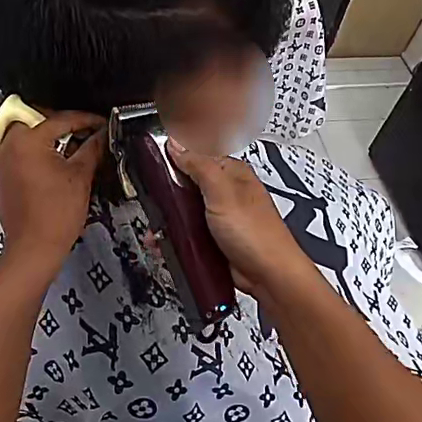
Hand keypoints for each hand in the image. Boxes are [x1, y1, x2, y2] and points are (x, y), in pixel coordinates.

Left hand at [0, 112, 105, 272]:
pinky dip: (39, 155)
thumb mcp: (81, 176)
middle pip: (39, 122)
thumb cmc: (54, 217)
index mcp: (27, 141)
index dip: (87, 120)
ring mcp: (2, 163)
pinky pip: (21, 155)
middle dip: (65, 125)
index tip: (101, 124)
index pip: (61, 119)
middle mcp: (9, 147)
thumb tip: (101, 136)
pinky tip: (58, 167)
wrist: (35, 247)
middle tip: (87, 132)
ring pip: (28, 137)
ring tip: (75, 150)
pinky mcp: (3, 178)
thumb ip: (92, 149)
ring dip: (51, 139)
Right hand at [166, 141, 319, 299]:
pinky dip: (177, 239)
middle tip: (155, 202)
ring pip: (186, 213)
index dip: (174, 159)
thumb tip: (177, 145)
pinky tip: (168, 243)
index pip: (197, 155)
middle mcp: (227, 194)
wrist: (269, 276)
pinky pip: (190, 235)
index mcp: (232, 174)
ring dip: (170, 221)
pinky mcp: (215, 240)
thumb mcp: (222, 192)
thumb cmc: (258, 235)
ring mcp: (220, 218)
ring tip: (158, 229)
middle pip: (187, 186)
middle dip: (168, 196)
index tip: (152, 165)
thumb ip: (198, 166)